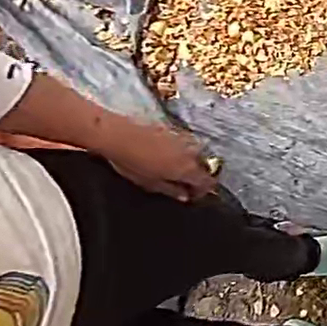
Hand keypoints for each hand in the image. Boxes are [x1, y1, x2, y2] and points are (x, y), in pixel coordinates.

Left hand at [96, 119, 216, 200]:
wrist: (118, 135)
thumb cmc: (132, 163)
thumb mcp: (150, 184)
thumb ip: (171, 191)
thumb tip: (185, 196)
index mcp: (189, 169)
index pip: (209, 182)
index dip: (203, 191)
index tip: (192, 195)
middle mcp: (193, 153)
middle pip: (205, 167)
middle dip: (198, 175)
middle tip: (183, 182)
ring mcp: (186, 139)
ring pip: (197, 153)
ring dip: (191, 161)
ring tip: (176, 166)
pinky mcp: (176, 129)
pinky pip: (187, 143)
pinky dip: (183, 150)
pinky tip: (168, 152)